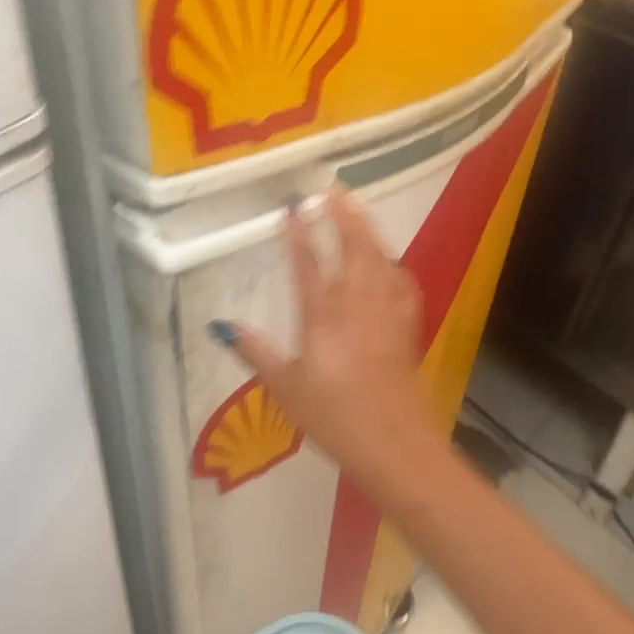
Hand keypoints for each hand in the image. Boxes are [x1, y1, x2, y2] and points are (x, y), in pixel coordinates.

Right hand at [210, 187, 453, 496]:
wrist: (395, 444)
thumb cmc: (334, 418)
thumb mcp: (286, 390)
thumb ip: (257, 353)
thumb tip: (224, 326)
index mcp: (323, 318)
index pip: (308, 265)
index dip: (298, 236)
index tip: (290, 210)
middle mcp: (358, 306)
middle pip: (353, 249)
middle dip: (342, 216)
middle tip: (333, 190)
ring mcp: (388, 315)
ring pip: (381, 260)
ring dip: (369, 231)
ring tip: (358, 211)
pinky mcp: (408, 329)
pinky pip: (402, 284)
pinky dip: (393, 265)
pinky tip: (390, 263)